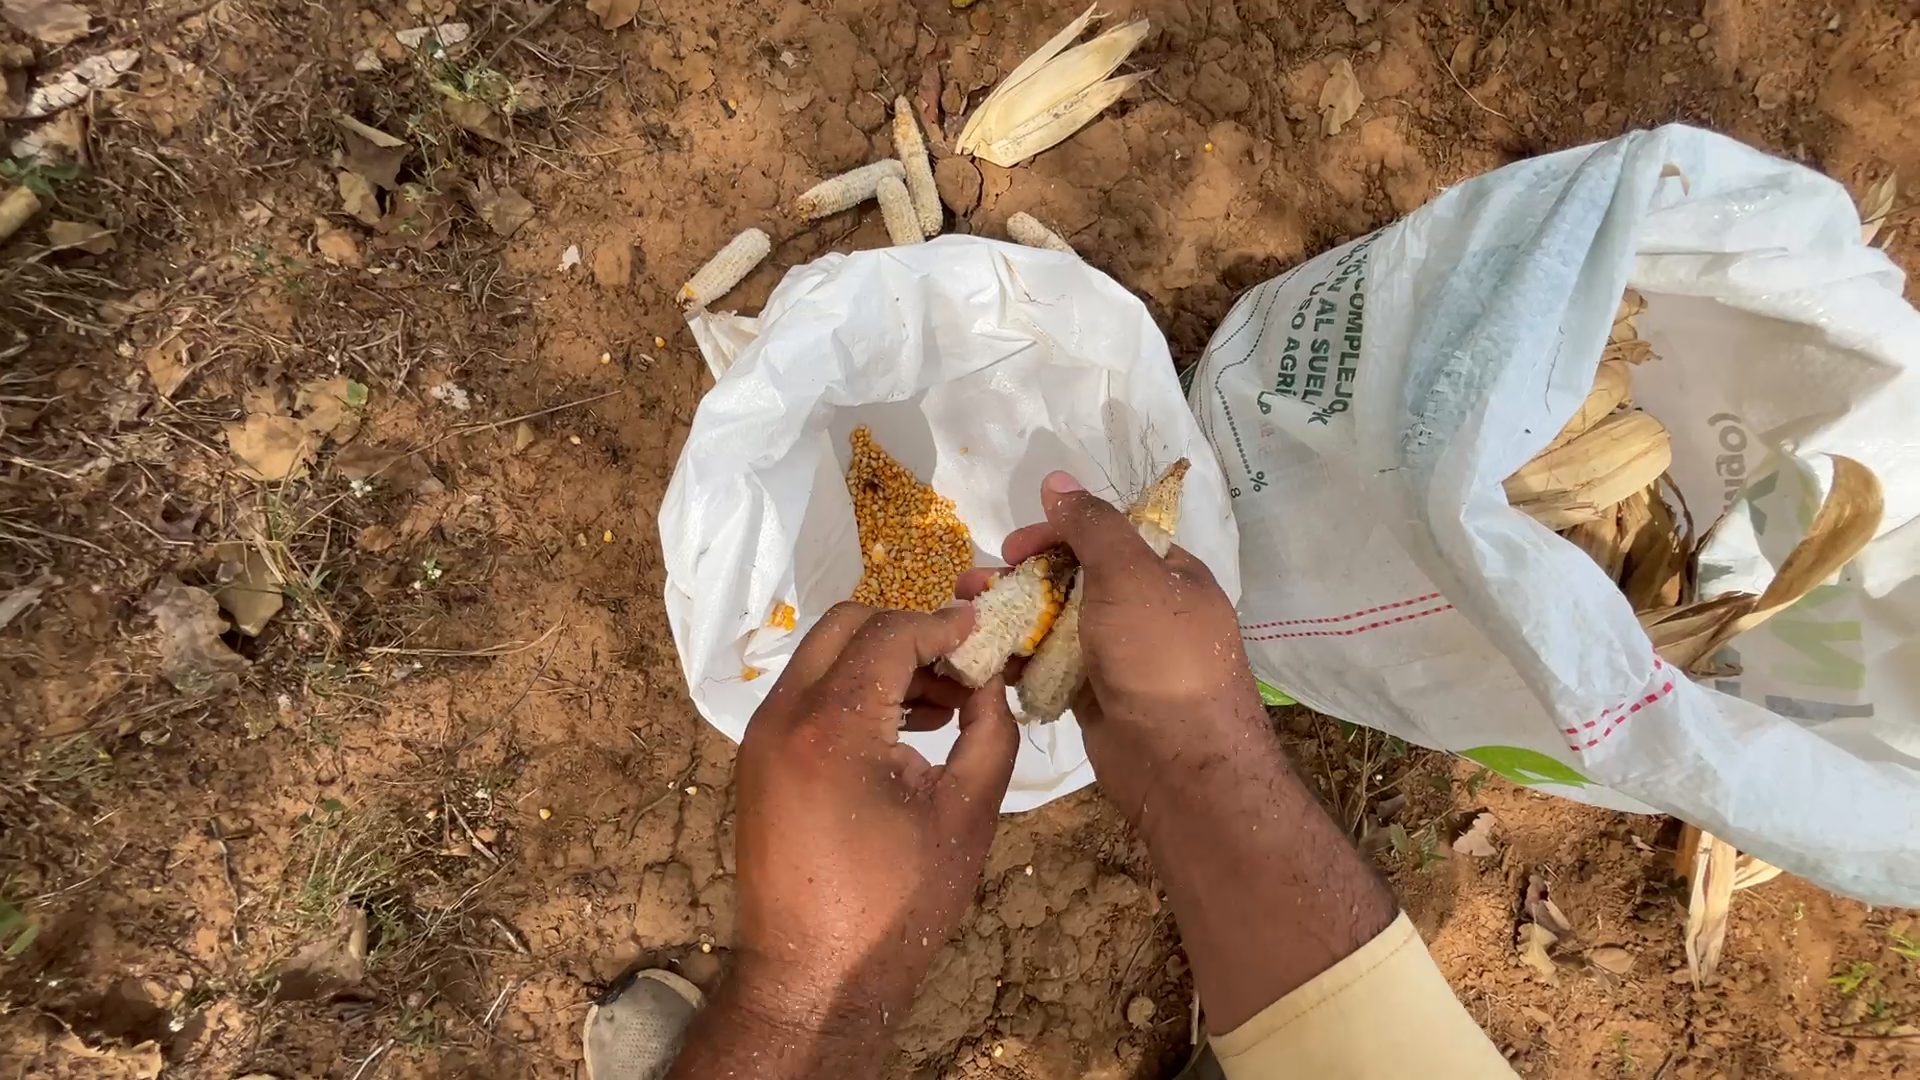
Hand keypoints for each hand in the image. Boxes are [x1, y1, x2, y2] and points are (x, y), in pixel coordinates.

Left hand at [724, 603, 1017, 1046]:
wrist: (812, 977)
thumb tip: (988, 677)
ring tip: (942, 700)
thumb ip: (989, 729)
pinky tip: (904, 725)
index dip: (942, 626)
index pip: (890, 634)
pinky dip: (855, 688)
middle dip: (907, 631)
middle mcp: (784, 713)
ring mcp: (762, 733)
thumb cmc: (897, 903)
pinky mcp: (759, 755)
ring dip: (882, 659)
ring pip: (825, 654)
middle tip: (957, 663)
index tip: (981, 632)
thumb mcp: (966, 812)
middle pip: (847, 625)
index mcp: (832, 724)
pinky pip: (811, 691)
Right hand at [960, 471, 1268, 828]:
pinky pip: (1049, 662)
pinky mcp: (1092, 691)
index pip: (1102, 535)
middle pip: (1070, 577)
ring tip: (967, 616)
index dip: (1054, 534)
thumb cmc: (1160, 657)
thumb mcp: (1130, 575)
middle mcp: (1141, 609)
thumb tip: (1057, 479)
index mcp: (1164, 574)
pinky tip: (987, 656)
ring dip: (1010, 615)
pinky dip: (1019, 656)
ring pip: (1053, 621)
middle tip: (976, 584)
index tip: (1013, 547)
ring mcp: (1115, 653)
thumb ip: (1092, 525)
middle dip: (1020, 577)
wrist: (1180, 765)